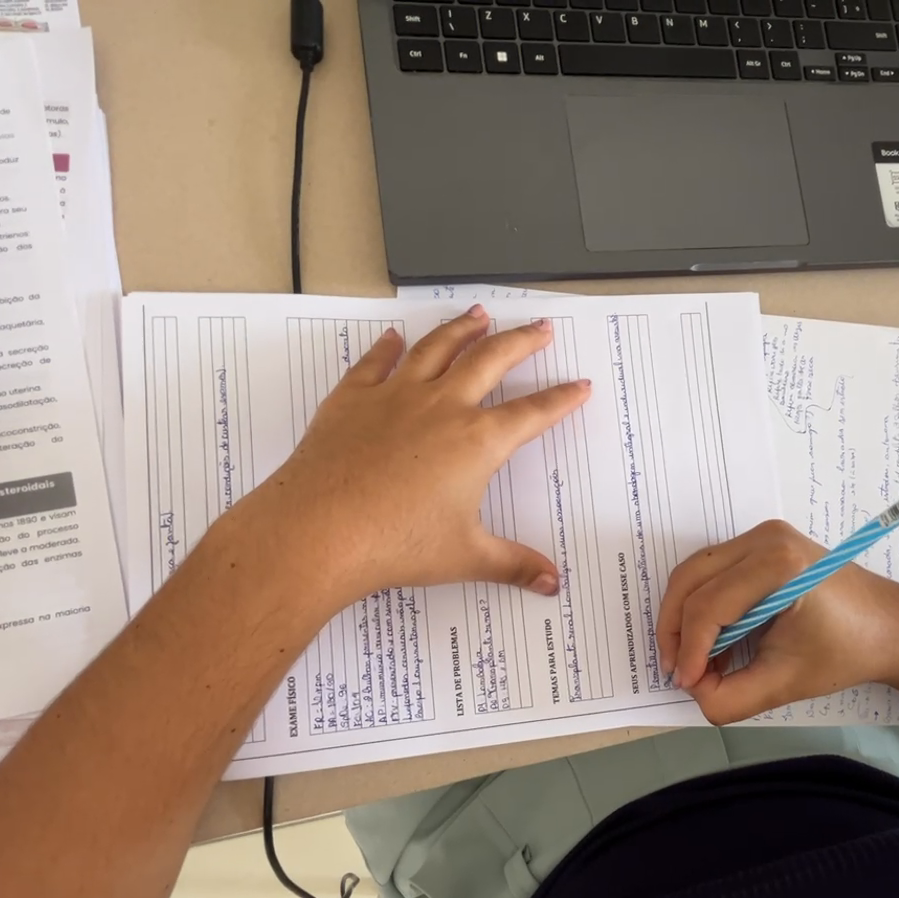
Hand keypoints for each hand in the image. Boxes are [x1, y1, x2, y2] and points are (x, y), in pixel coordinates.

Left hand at [244, 306, 589, 603]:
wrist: (319, 531)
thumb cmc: (394, 544)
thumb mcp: (465, 556)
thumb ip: (513, 565)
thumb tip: (550, 583)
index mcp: (476, 442)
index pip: (532, 413)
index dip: (561, 399)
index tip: (579, 384)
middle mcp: (441, 407)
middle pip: (490, 360)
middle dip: (521, 342)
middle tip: (539, 328)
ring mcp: (395, 397)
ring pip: (437, 348)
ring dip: (462, 328)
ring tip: (479, 314)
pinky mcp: (352, 399)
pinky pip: (374, 362)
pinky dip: (387, 347)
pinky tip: (393, 337)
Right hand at [657, 520, 898, 724]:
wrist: (888, 626)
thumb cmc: (846, 652)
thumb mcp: (785, 684)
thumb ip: (730, 698)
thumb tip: (693, 692)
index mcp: (778, 564)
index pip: (709, 605)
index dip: (689, 649)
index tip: (686, 684)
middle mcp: (764, 538)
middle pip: (690, 580)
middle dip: (674, 629)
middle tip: (675, 671)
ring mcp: (761, 535)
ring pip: (694, 573)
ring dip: (683, 618)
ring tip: (692, 660)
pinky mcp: (759, 544)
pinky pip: (711, 572)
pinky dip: (701, 607)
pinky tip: (712, 644)